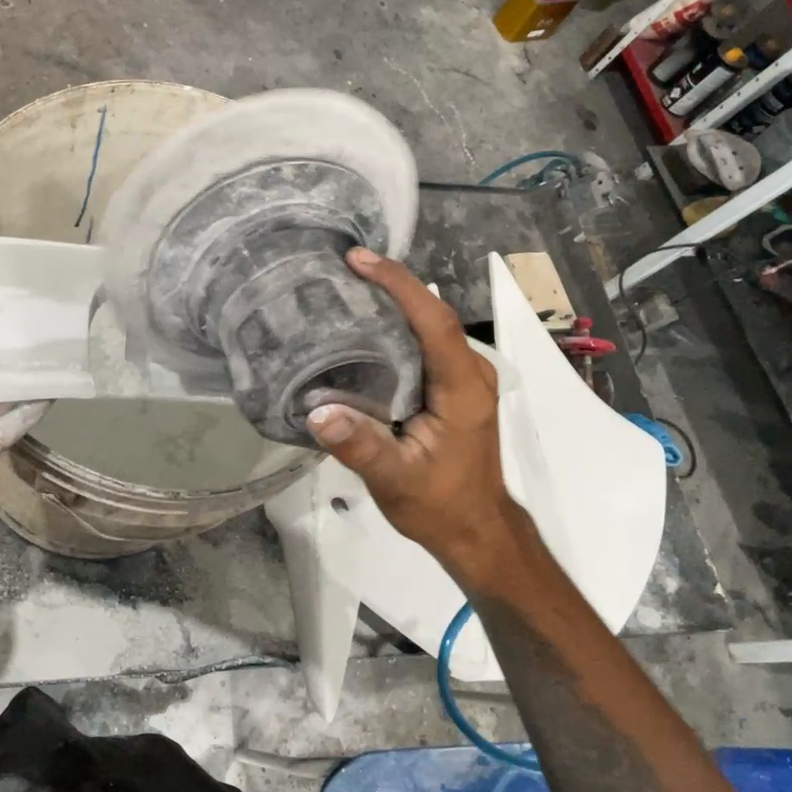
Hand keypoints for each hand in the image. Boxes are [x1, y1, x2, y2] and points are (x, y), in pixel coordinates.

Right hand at [306, 249, 541, 590]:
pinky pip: (422, 345)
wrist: (475, 531)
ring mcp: (464, 380)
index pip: (434, 320)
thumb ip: (360, 446)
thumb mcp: (395, 479)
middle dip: (389, 285)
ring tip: (343, 289)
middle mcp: (470, 373)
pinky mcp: (451, 390)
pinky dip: (393, 329)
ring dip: (391, 304)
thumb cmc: (440, 505)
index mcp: (462, 387)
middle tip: (339, 269)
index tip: (359, 260)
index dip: (398, 285)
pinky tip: (359, 330)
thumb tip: (316, 413)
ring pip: (427, 327)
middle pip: (431, 314)